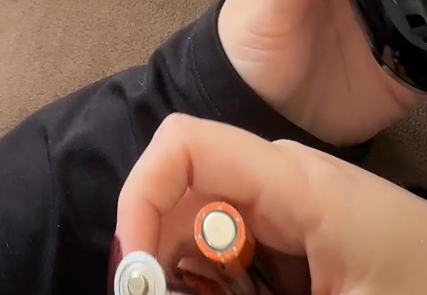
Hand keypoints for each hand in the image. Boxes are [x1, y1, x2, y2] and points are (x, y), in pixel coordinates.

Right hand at [116, 113, 426, 294]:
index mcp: (290, 181)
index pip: (183, 146)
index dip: (142, 196)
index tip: (133, 274)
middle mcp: (275, 182)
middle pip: (182, 197)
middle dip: (161, 260)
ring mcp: (284, 208)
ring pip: (201, 234)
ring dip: (192, 280)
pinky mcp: (292, 236)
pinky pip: (231, 256)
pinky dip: (220, 288)